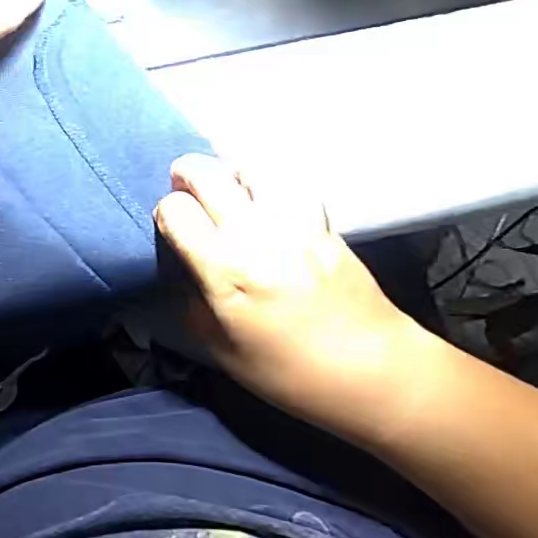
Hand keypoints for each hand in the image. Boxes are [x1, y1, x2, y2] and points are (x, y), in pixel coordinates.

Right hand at [154, 154, 448, 447]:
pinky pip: (289, 182)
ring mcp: (294, 222)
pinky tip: (265, 195)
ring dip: (231, 170)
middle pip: (208, 174)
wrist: (370, 369)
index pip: (176, 210)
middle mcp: (257, 236)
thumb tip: (186, 268)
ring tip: (228, 186)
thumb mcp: (222, 350)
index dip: (167, 213)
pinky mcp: (323, 220)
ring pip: (252, 165)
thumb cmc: (289, 372)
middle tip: (185, 187)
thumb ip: (193, 302)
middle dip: (187, 174)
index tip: (173, 226)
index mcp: (226, 271)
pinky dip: (268, 179)